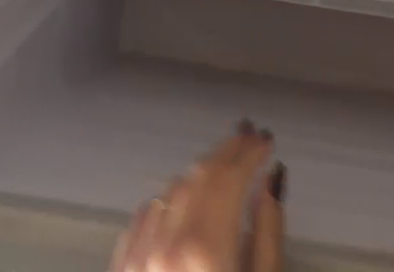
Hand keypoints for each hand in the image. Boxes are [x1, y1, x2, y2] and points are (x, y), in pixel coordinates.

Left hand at [111, 120, 284, 271]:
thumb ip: (268, 231)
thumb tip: (272, 178)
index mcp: (208, 248)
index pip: (232, 178)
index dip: (251, 152)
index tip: (267, 138)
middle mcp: (167, 244)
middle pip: (200, 177)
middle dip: (227, 151)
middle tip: (249, 135)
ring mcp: (139, 256)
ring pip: (171, 192)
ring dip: (199, 173)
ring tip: (222, 164)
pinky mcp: (122, 268)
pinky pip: (144, 218)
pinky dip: (167, 201)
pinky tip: (182, 199)